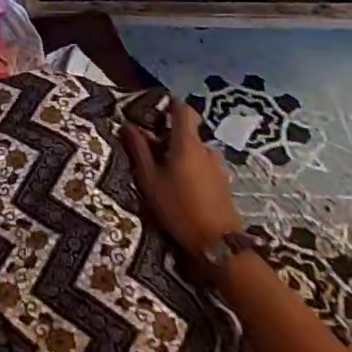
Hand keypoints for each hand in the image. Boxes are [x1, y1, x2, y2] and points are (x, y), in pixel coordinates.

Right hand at [121, 103, 242, 259]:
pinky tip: (183, 194)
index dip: (170, 108)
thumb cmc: (179, 209)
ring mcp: (218, 166)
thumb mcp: (151, 181)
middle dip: (170, 141)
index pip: (183, 109)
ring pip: (195, 153)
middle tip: (152, 159)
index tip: (155, 118)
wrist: (217, 243)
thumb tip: (128, 125)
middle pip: (187, 133)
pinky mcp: (223, 183)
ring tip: (167, 180)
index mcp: (187, 143)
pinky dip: (192, 173)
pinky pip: (203, 168)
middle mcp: (206, 149)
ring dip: (181, 159)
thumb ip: (139, 151)